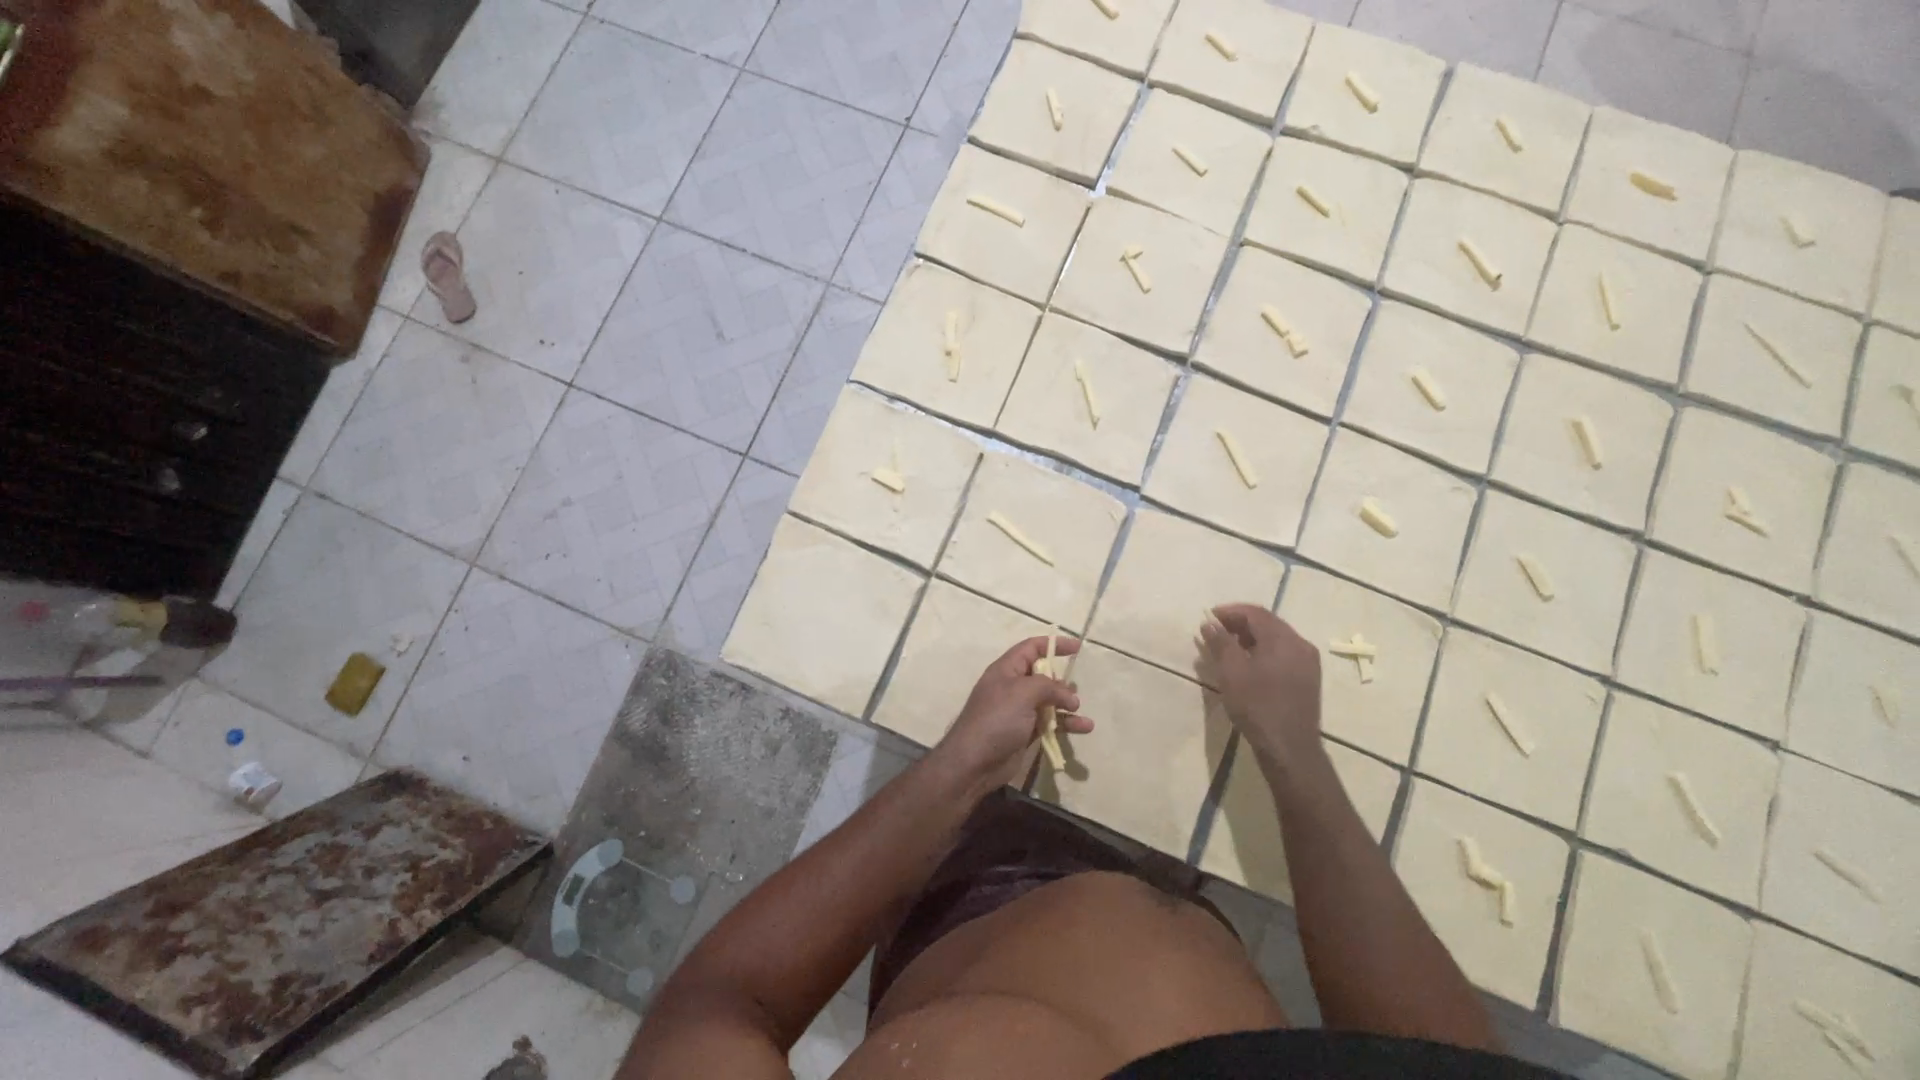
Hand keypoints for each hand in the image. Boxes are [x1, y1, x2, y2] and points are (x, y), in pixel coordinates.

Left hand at [934, 636, 1091, 789]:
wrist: (975, 762)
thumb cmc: (997, 719)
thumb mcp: (1023, 692)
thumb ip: (1050, 687)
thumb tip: (1070, 698)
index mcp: (1006, 670)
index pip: (1031, 648)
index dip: (1053, 644)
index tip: (1077, 647)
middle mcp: (1012, 688)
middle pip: (1042, 675)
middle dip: (1060, 680)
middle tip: (1073, 690)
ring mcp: (1019, 711)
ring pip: (1049, 701)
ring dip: (1067, 704)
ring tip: (1078, 709)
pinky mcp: (1025, 732)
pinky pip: (1051, 723)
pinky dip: (1067, 724)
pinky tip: (1085, 728)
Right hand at [1199, 605, 1323, 769]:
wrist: (1289, 748)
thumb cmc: (1257, 706)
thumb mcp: (1231, 673)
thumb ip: (1220, 643)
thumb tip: (1210, 623)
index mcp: (1283, 639)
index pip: (1255, 613)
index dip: (1230, 611)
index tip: (1209, 617)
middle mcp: (1300, 644)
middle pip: (1268, 623)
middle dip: (1240, 624)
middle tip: (1216, 631)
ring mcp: (1308, 662)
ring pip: (1276, 639)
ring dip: (1251, 638)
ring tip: (1228, 649)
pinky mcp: (1307, 679)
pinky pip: (1283, 654)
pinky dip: (1263, 652)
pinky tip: (1248, 666)